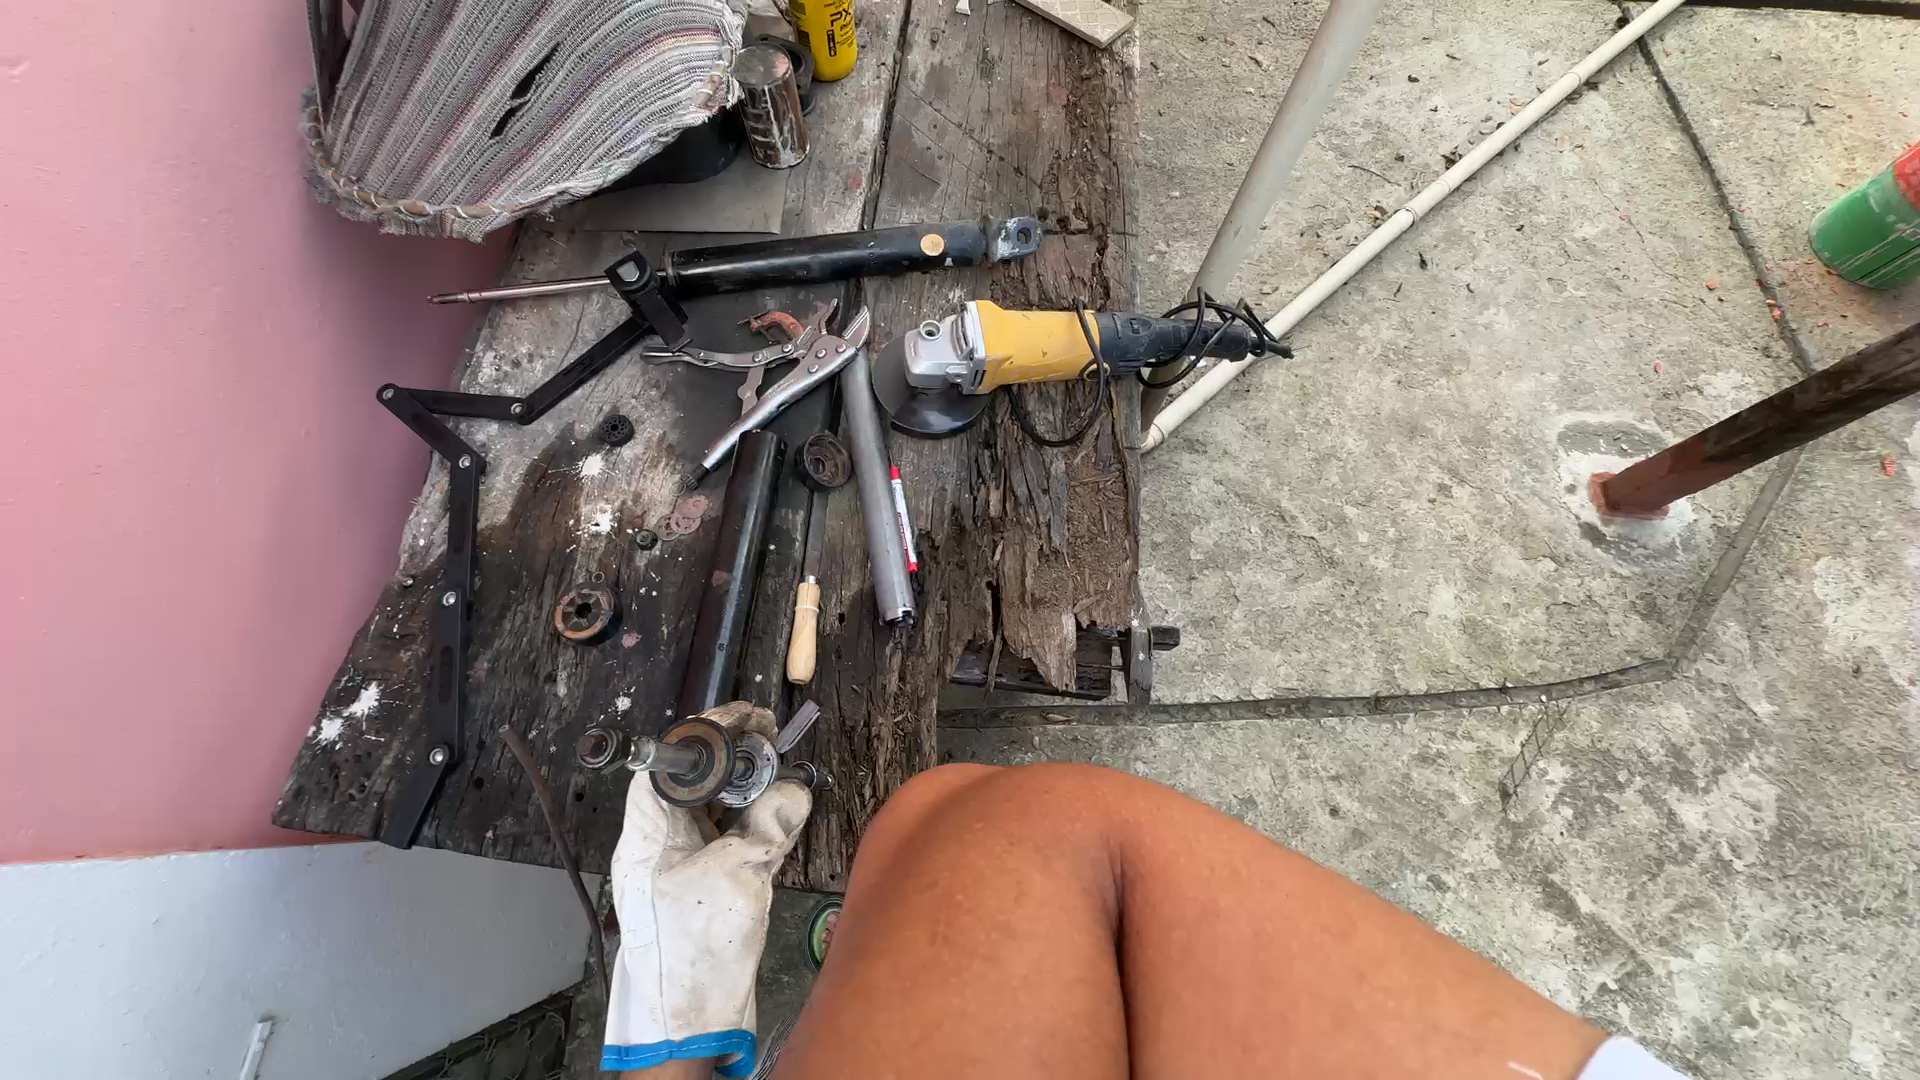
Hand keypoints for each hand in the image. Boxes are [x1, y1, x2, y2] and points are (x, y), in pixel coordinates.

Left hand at [602, 702, 811, 1074]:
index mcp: (649, 834)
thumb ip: (770, 825)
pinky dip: (753, 818)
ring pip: (711, 807)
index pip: (667, 764)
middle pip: (691, 781)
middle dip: (730, 755)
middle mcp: (659, 842)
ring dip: (744, 787)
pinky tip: (780, 808)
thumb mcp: (738, 877)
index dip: (704, 733)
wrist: (689, 1024)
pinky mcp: (703, 880)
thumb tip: (798, 787)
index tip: (745, 718)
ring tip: (779, 766)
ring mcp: (681, 863)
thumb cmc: (696, 947)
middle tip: (770, 736)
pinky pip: (727, 834)